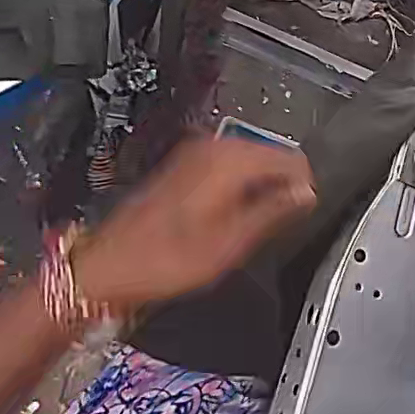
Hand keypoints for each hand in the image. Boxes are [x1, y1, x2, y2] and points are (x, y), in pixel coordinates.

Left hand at [71, 134, 314, 308]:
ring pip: (253, 159)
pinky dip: (243, 184)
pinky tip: (234, 213)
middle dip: (284, 184)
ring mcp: (197, 153)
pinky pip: (231, 165)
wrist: (109, 265)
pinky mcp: (187, 163)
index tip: (304, 208)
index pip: (291, 158)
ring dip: (264, 184)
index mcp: (228, 161)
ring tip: (257, 221)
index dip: (304, 185)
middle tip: (282, 220)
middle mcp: (212, 148)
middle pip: (272, 154)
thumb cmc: (163, 259)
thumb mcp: (231, 242)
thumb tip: (305, 193)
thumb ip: (274, 211)